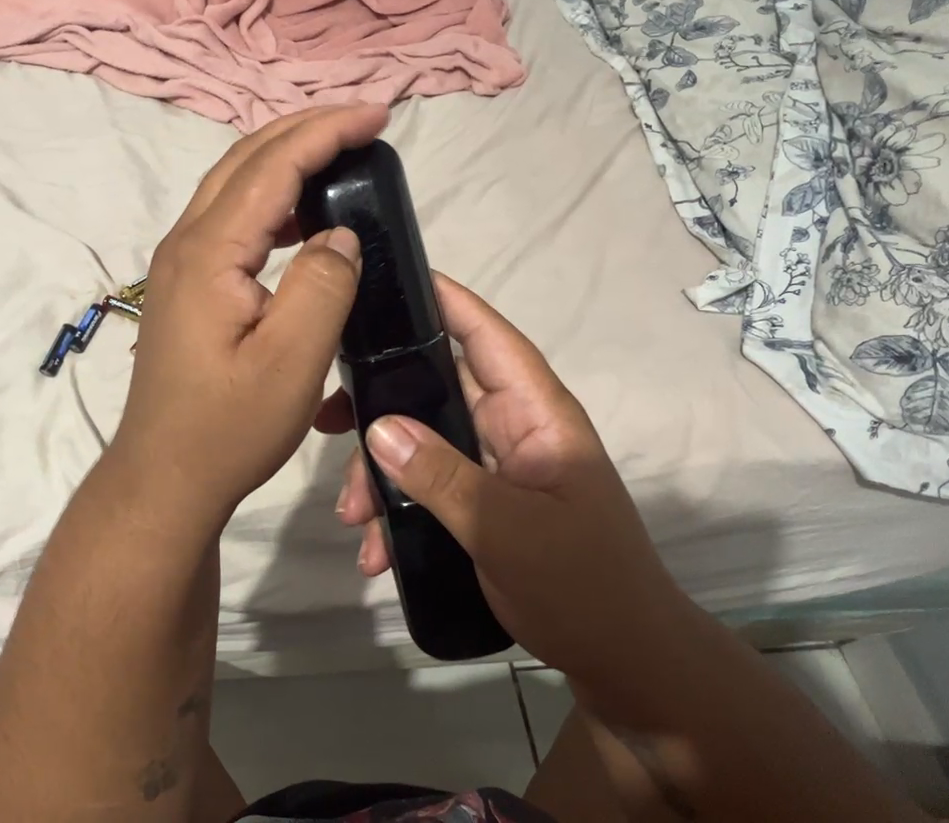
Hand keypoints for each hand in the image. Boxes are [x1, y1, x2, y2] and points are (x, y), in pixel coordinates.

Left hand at [111, 104, 389, 520]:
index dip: (325, 132)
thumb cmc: (228, 428)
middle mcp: (186, 244)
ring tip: (337, 157)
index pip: (272, 166)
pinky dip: (269, 199)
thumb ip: (322, 286)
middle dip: (304, 130)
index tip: (376, 116)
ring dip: (284, 160)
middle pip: (244, 160)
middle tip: (361, 123)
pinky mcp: (185, 286)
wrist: (164, 477)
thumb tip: (339, 234)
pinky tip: (301, 220)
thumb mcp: (291, 362)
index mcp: (209, 252)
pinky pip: (229, 219)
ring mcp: (179, 264)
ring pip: (232, 186)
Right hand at [323, 274, 693, 679]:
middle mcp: (511, 428)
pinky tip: (375, 551)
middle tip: (324, 422)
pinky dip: (396, 511)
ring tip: (352, 517)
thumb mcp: (507, 530)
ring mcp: (494, 466)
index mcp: (535, 414)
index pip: (487, 336)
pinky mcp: (480, 502)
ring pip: (420, 442)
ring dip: (380, 474)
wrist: (624, 663)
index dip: (443, 302)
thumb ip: (441, 475)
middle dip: (378, 406)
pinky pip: (426, 487)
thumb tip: (377, 425)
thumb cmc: (582, 586)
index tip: (382, 285)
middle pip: (434, 388)